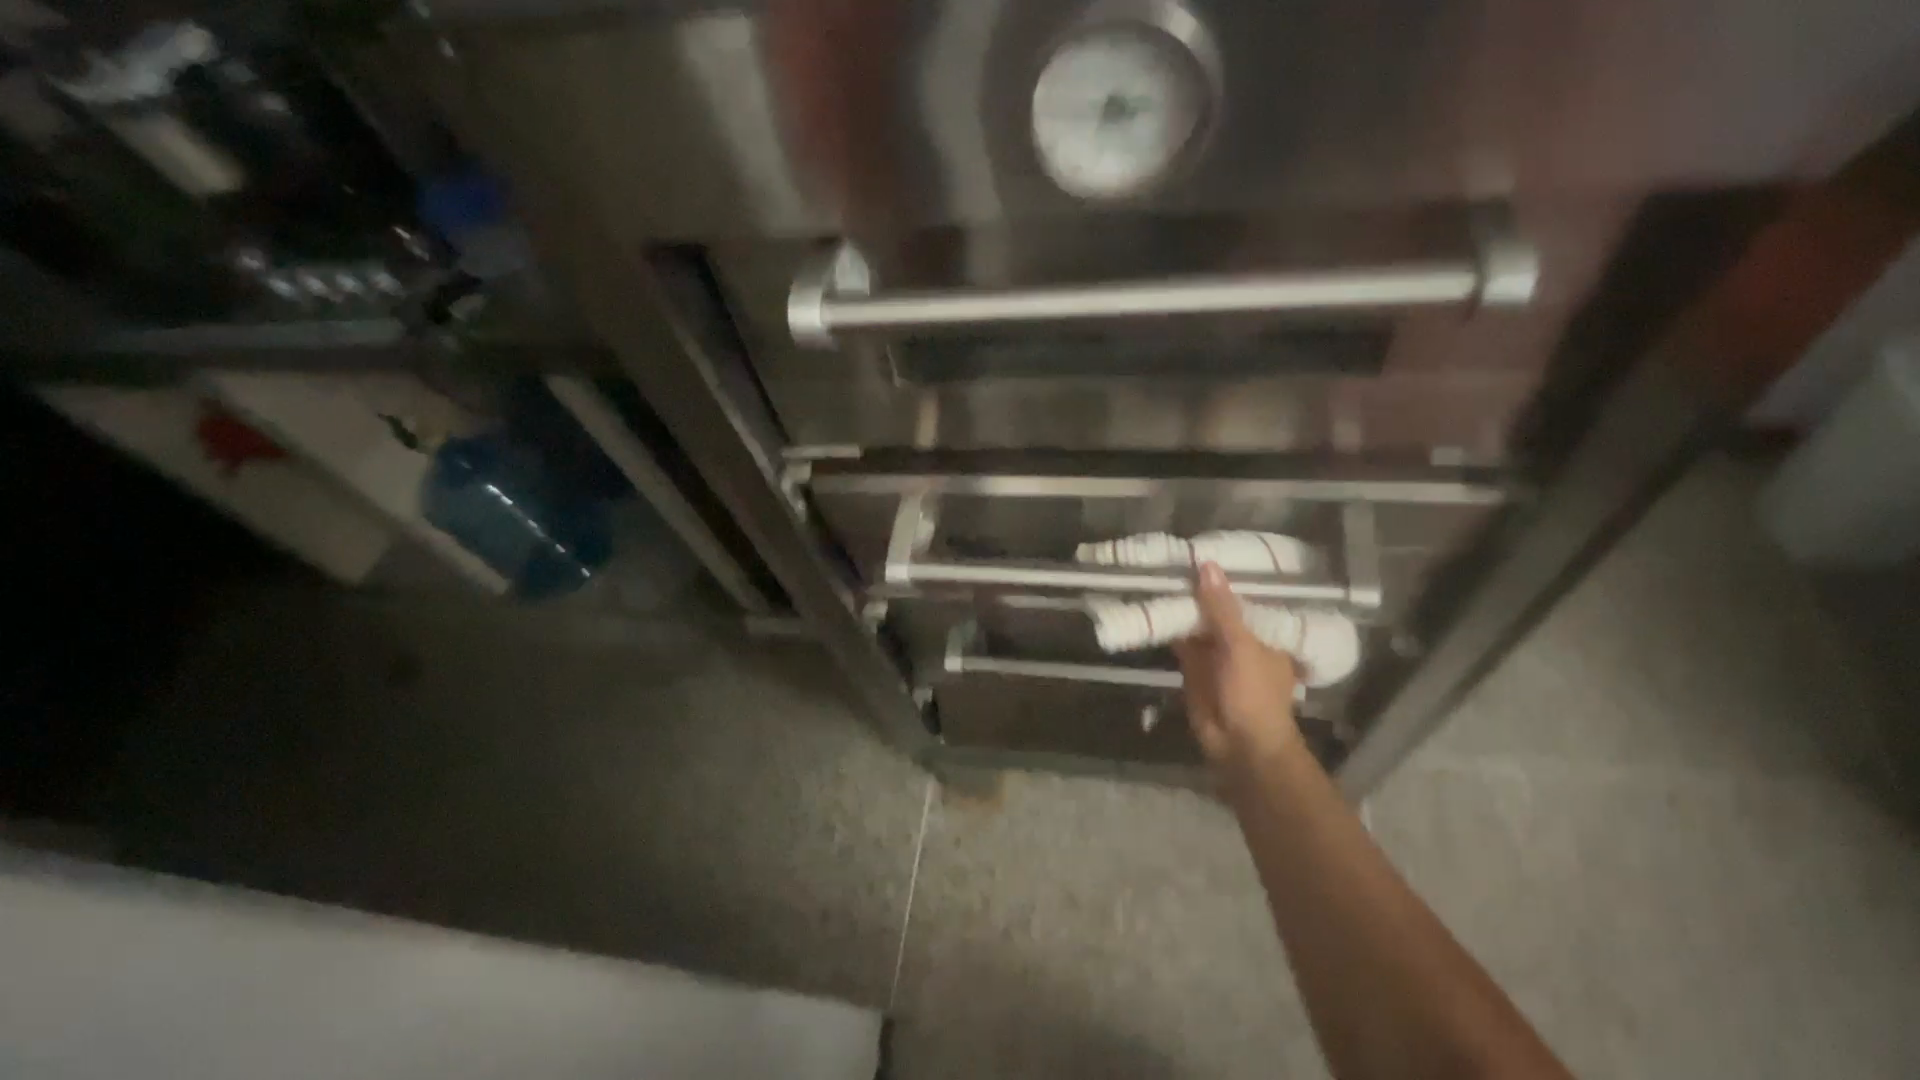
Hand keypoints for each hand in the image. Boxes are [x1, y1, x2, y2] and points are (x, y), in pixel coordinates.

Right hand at [1173, 563, 1304, 774]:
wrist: (1240, 745)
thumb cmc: (1254, 694)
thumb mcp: (1241, 645)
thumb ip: (1222, 608)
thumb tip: (1207, 565)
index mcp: (1266, 630)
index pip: (1248, 593)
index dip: (1230, 573)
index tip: (1209, 545)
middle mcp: (1242, 637)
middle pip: (1218, 606)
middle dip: (1200, 586)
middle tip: (1174, 551)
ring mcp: (1216, 652)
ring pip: (1197, 620)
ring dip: (1181, 603)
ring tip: (1158, 569)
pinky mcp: (1193, 666)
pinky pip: (1180, 639)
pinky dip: (1167, 625)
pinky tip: (1151, 603)